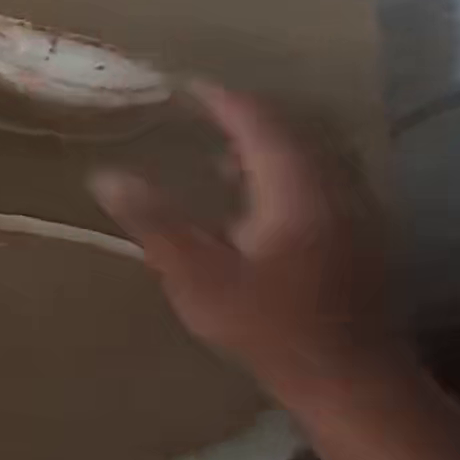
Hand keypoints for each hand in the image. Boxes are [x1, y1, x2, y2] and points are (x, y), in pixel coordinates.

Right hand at [88, 81, 410, 395]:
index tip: (187, 85)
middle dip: (250, 115)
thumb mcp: (192, 273)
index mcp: (299, 196)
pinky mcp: (353, 235)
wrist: (343, 374)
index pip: (266, 129)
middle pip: (301, 134)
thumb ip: (152, 220)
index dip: (227, 102)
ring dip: (265, 141)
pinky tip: (245, 187)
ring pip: (314, 156)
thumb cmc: (261, 323)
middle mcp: (337, 194)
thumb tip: (105, 175)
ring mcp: (354, 214)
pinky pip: (317, 179)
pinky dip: (278, 167)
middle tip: (201, 106)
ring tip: (215, 141)